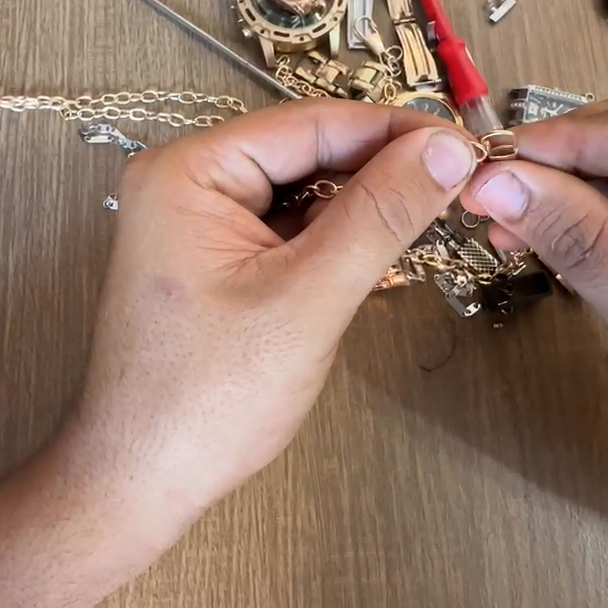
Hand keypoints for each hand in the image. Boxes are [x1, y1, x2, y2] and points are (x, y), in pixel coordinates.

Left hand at [58, 99, 477, 525]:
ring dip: (361, 205)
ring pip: (300, 193)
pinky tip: (379, 248)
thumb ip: (379, 215)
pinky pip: (285, 229)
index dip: (393, 130)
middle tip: (459, 182)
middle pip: (303, 154)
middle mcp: (186, 183)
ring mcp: (197, 224)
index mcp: (188, 171)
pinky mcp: (214, 261)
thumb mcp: (306, 298)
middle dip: (379, 170)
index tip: (465, 142)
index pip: (308, 124)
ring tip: (430, 214)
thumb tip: (444, 148)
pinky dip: (333, 238)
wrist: (142, 483)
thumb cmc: (208, 399)